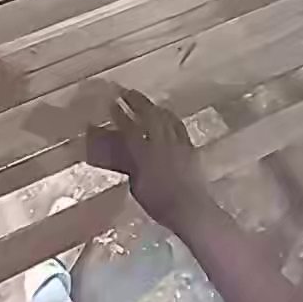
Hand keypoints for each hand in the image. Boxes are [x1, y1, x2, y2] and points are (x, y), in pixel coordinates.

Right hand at [85, 88, 214, 229]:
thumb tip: (129, 157)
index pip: (129, 128)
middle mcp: (161, 143)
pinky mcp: (190, 147)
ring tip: (146, 102)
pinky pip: (179, 126)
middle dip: (136, 102)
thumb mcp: (137, 186)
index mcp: (144, 154)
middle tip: (126, 92)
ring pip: (165, 118)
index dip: (119, 114)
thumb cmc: (159, 203)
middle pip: (149, 115)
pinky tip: (168, 116)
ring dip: (153, 107)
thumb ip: (132, 167)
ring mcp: (178, 143)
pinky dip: (170, 118)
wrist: (190, 209)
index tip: (112, 103)